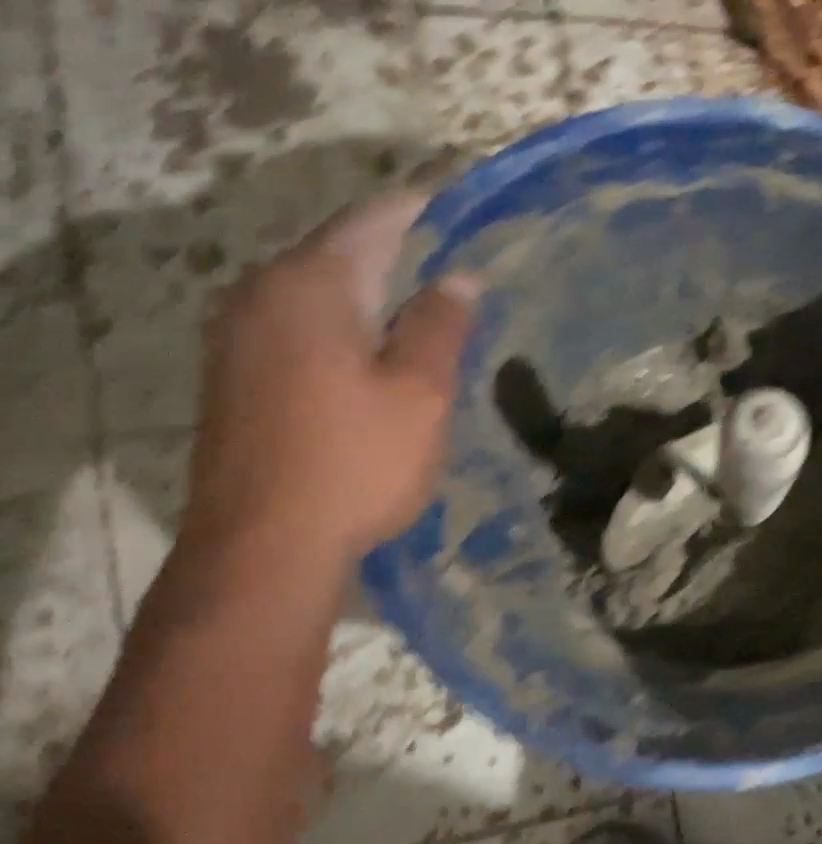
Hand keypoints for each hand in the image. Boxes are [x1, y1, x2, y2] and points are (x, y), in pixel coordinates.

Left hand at [184, 193, 477, 563]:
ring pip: (319, 292)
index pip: (370, 224)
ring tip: (431, 304)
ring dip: (374, 292)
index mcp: (308, 287)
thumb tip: (460, 275)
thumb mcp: (420, 393)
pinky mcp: (238, 374)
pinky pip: (302, 325)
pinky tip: (381, 350)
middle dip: (399, 252)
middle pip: (339, 253)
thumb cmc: (357, 461)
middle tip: (461, 260)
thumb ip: (440, 326)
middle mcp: (261, 295)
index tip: (464, 205)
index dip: (420, 211)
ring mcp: (240, 335)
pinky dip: (347, 323)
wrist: (267, 542)